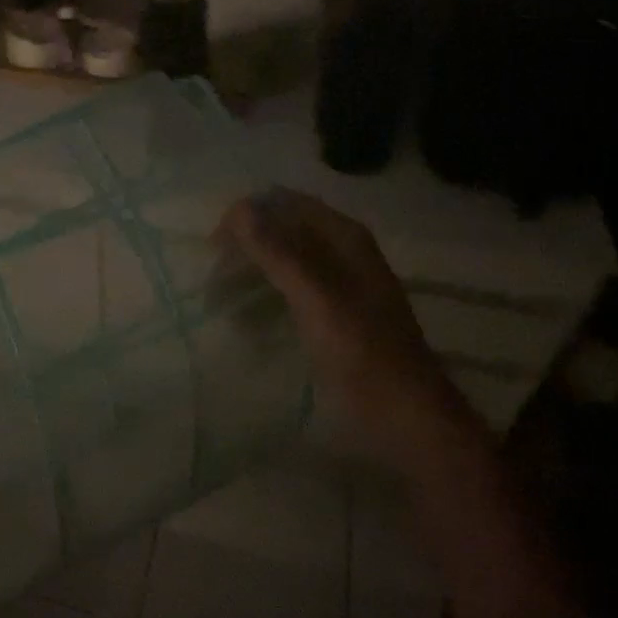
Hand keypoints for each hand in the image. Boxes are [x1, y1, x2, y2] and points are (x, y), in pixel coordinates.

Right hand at [218, 189, 447, 420]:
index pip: (286, 202)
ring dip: (250, 272)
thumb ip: (278, 252)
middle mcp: (341, 251)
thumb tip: (240, 209)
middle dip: (245, 245)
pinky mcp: (331, 315)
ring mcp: (338, 284)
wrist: (404, 415)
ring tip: (220, 299)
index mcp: (344, 236)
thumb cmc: (361, 351)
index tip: (214, 246)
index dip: (248, 214)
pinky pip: (289, 291)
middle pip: (283, 229)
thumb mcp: (316, 297)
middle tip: (213, 277)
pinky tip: (246, 319)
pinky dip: (264, 296)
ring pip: (283, 261)